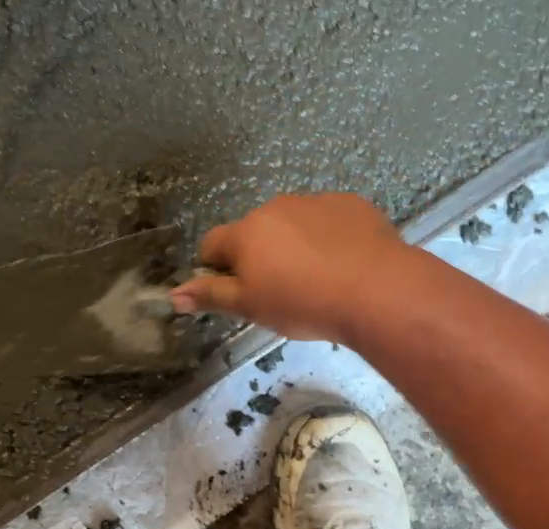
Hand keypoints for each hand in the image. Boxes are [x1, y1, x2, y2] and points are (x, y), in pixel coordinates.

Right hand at [171, 195, 413, 342]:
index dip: (217, 270)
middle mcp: (276, 207)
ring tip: (316, 281)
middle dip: (259, 257)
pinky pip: (327, 221)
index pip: (212, 244)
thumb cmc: (302, 303)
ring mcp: (315, 201)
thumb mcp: (251, 307)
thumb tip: (174, 294)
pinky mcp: (350, 204)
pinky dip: (327, 239)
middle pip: (254, 233)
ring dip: (293, 247)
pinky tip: (342, 266)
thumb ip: (211, 296)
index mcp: (246, 233)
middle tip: (280, 293)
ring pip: (291, 225)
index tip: (237, 292)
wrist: (374, 289)